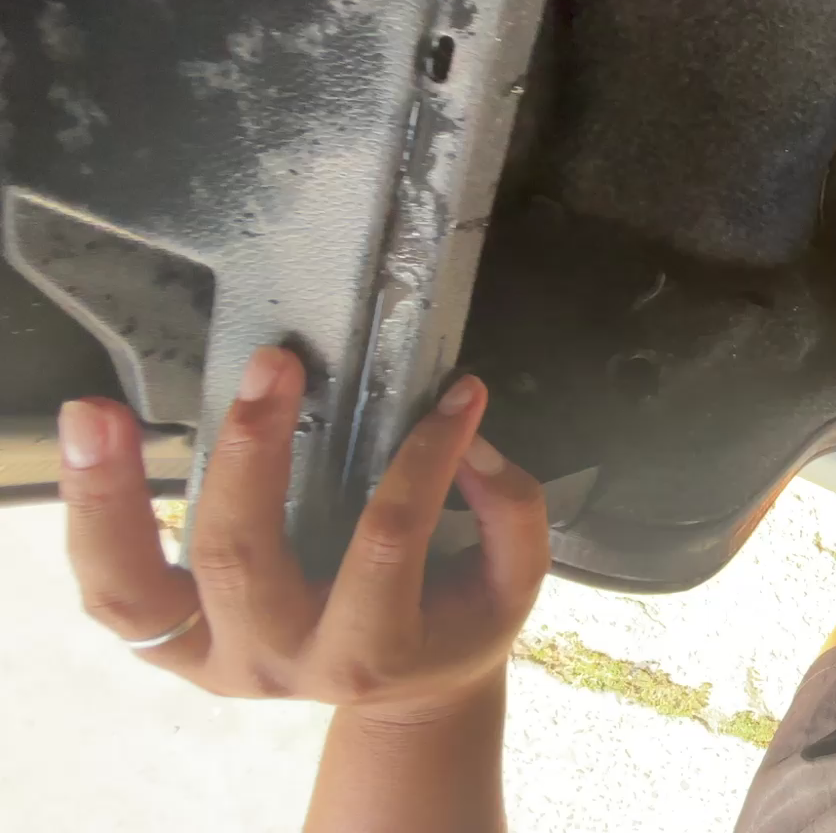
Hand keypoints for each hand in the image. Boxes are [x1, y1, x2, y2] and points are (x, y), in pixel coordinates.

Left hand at [57, 346, 548, 721]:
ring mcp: (213, 660)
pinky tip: (95, 452)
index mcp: (375, 649)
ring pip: (136, 587)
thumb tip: (468, 440)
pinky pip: (117, 595)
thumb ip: (510, 508)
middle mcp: (280, 661)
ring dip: (109, 496)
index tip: (459, 394)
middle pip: (245, 553)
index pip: (390, 536)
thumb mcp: (519, 575)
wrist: (410, 691)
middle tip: (277, 366)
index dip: (427, 455)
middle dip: (256, 451)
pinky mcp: (177, 648)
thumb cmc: (469, 624)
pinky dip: (95, 527)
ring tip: (99, 412)